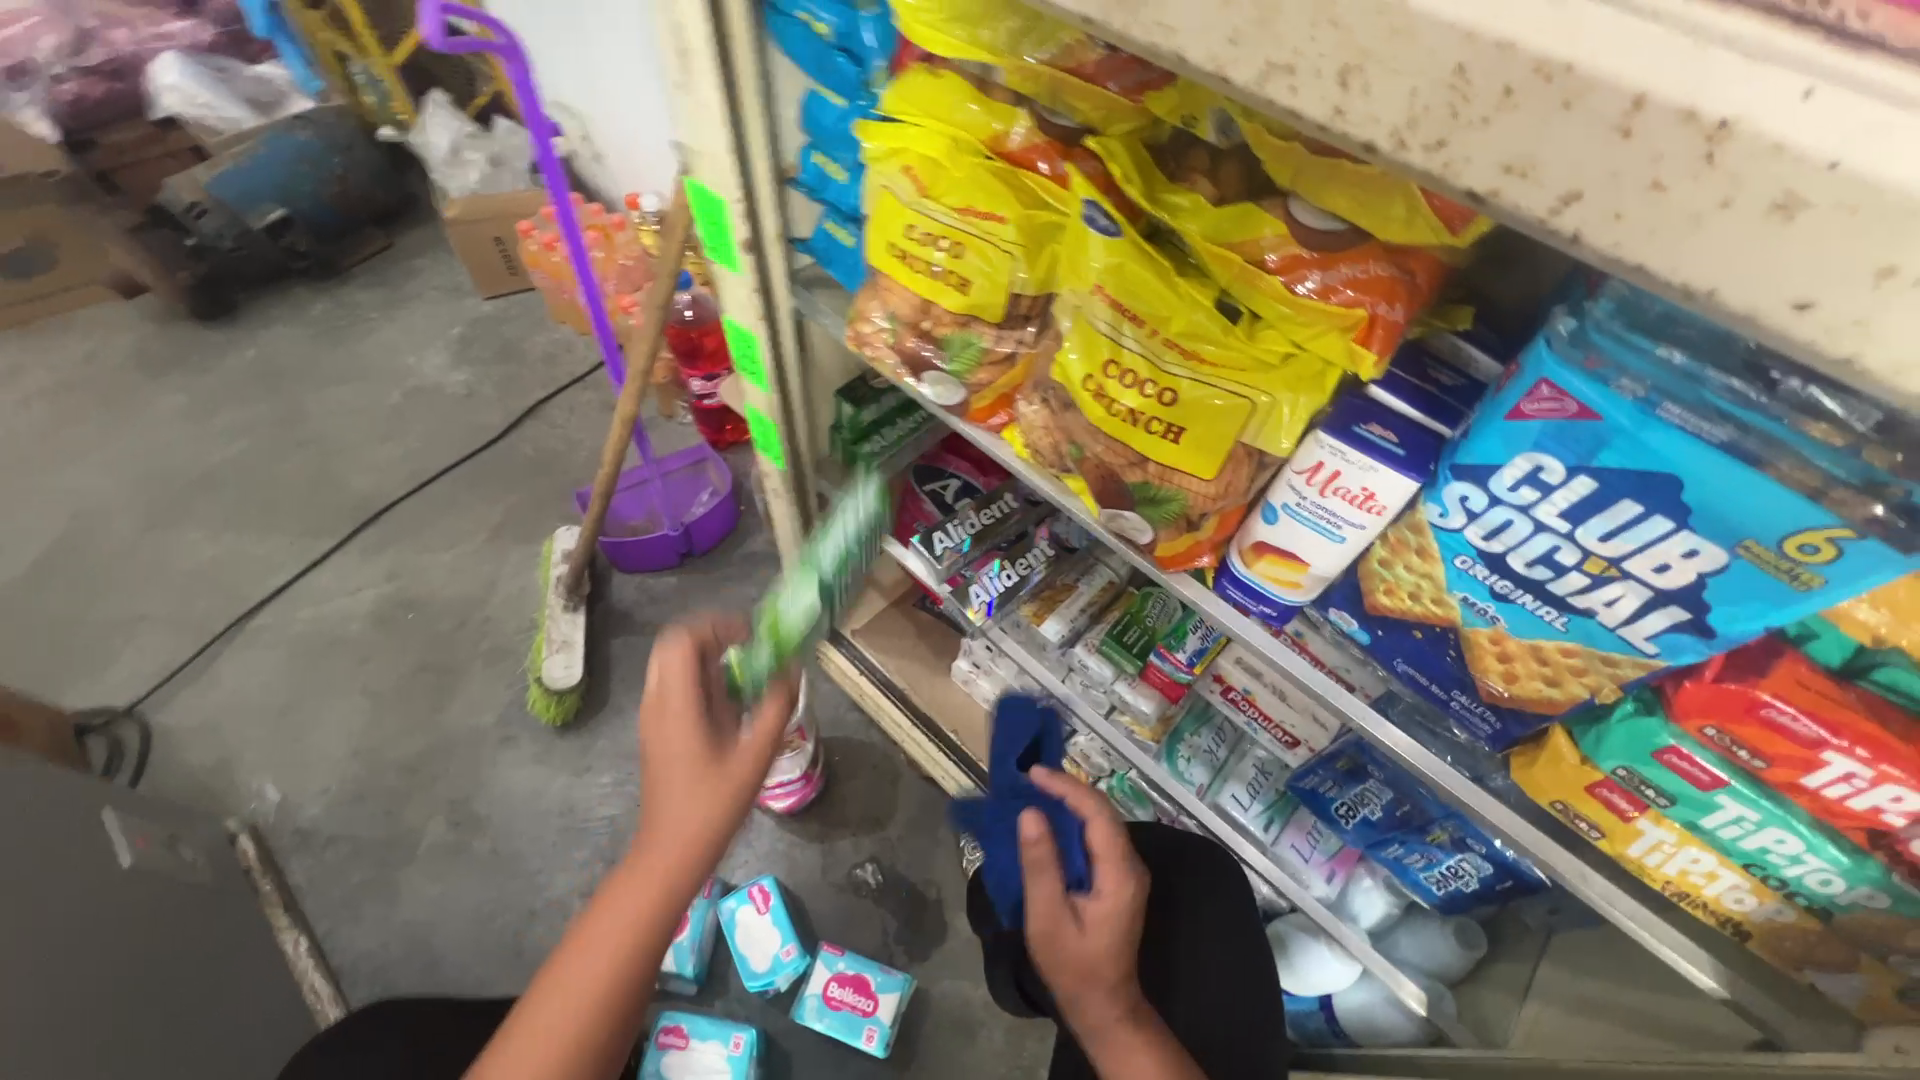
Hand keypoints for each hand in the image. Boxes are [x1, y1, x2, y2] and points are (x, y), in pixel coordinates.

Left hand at [631, 613, 798, 882]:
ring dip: (706, 656)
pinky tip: (730, 701)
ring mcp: (653, 716)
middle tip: (748, 646)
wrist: (670, 852)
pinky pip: (674, 685)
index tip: (752, 636)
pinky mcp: (657, 730)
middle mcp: (657, 702)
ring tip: (745, 670)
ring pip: (672, 664)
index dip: (717, 626)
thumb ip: (776, 707)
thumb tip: (793, 669)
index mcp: (676, 703)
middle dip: (712, 636)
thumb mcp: (755, 757)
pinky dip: (700, 678)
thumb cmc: (712, 806)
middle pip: (674, 644)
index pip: (683, 639)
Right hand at [1018, 765, 1151, 1037]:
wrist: (1103, 1005)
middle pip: (1102, 811)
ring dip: (1069, 802)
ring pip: (1100, 821)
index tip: (1033, 774)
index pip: (1096, 813)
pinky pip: (1096, 836)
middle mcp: (1130, 865)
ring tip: (1034, 791)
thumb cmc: (1073, 967)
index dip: (1066, 787)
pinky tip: (1049, 820)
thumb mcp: (1048, 918)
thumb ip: (1041, 864)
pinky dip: (1072, 821)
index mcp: (1120, 873)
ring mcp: (1126, 871)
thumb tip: (1030, 813)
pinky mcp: (1117, 877)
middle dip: (1066, 789)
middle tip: (1028, 778)